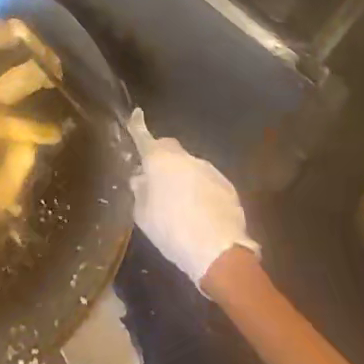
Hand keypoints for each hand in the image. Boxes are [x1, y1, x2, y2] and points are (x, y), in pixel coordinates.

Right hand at [128, 109, 257, 291]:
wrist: (218, 251)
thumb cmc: (171, 230)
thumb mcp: (142, 214)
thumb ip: (140, 191)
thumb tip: (141, 178)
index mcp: (158, 160)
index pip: (143, 135)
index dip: (137, 125)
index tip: (136, 113)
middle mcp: (184, 157)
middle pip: (169, 148)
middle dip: (162, 157)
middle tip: (156, 177)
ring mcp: (208, 169)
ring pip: (189, 166)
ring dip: (183, 176)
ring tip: (181, 203)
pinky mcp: (226, 184)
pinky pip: (206, 181)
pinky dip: (200, 190)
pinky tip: (200, 212)